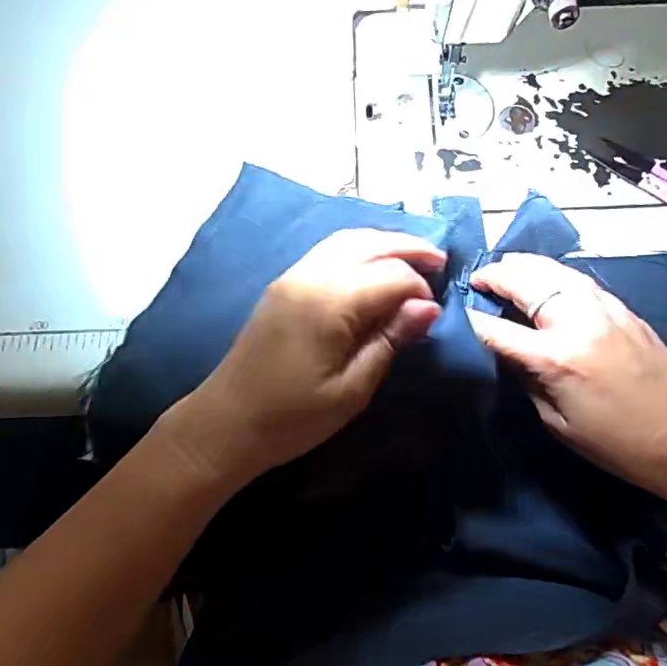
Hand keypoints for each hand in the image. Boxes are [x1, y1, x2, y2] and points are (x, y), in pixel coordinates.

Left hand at [161, 229, 444, 485]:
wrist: (226, 424)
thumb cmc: (292, 418)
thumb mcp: (352, 390)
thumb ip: (390, 340)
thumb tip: (428, 307)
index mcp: (328, 302)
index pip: (390, 275)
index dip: (418, 290)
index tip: (431, 316)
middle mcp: (309, 276)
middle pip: (367, 243)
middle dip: (407, 248)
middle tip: (440, 261)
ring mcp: (291, 277)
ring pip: (345, 241)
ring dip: (382, 244)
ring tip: (413, 259)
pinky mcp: (282, 286)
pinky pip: (327, 253)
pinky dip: (357, 252)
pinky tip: (373, 268)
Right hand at [467, 253, 666, 504]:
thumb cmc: (616, 443)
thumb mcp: (556, 421)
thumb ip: (527, 379)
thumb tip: (507, 351)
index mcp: (556, 357)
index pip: (498, 329)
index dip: (471, 320)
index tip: (455, 312)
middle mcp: (578, 321)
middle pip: (526, 281)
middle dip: (496, 276)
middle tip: (477, 279)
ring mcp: (604, 309)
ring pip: (554, 270)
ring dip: (524, 265)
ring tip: (504, 268)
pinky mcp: (622, 308)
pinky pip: (578, 280)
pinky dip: (553, 273)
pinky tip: (543, 279)